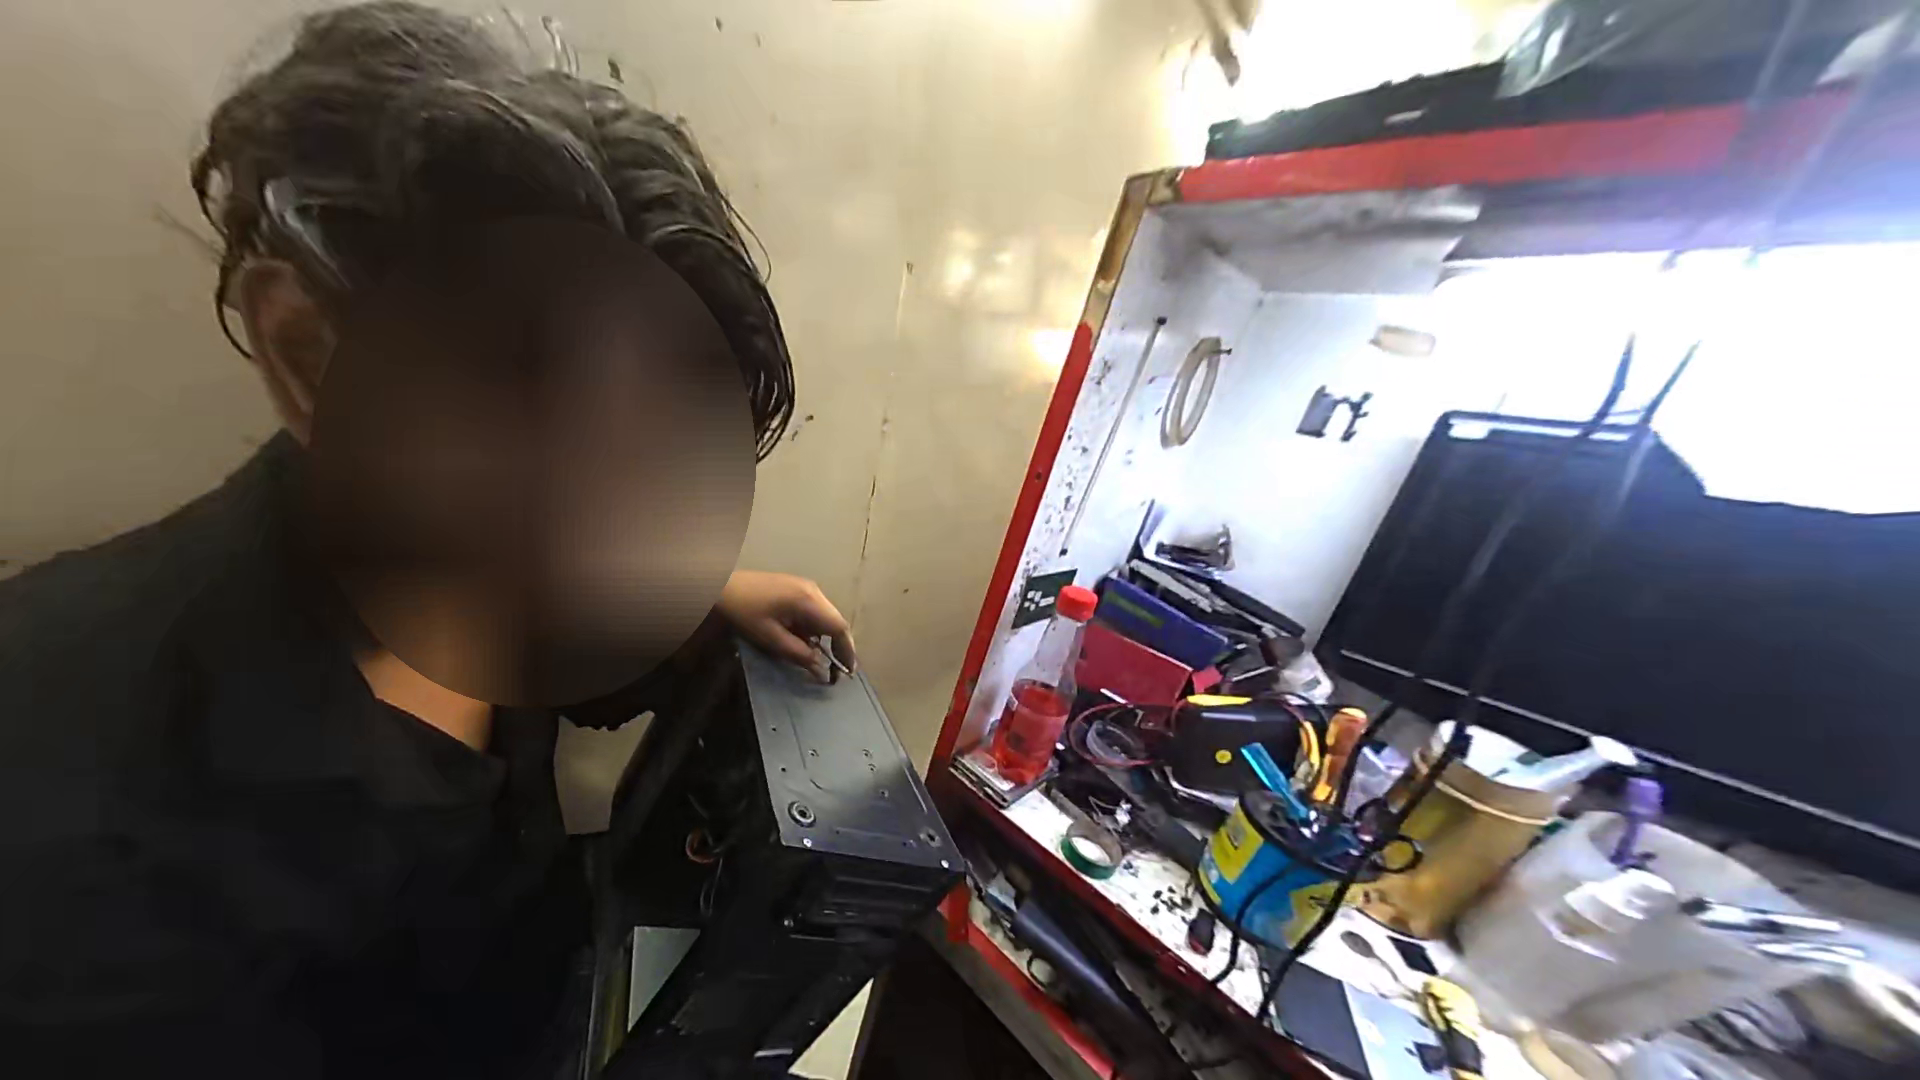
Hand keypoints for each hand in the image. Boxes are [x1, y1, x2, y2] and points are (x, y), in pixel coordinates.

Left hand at [716, 570, 856, 682]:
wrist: (722, 585)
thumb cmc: (744, 612)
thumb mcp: (770, 638)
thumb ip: (799, 654)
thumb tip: (820, 669)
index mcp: (809, 601)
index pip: (839, 627)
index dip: (847, 650)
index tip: (848, 671)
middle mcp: (814, 591)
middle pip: (836, 620)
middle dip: (839, 645)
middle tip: (837, 669)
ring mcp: (807, 587)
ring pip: (827, 616)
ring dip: (827, 637)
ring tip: (819, 657)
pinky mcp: (799, 588)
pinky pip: (816, 610)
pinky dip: (816, 627)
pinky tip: (805, 639)